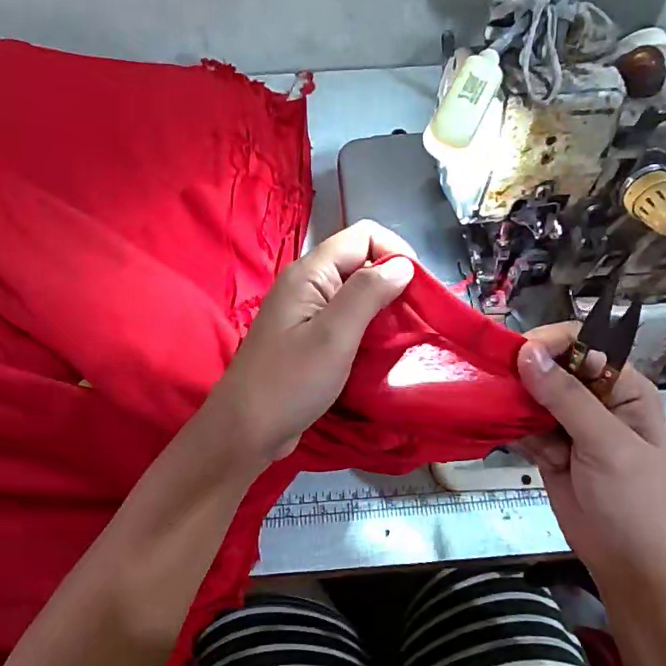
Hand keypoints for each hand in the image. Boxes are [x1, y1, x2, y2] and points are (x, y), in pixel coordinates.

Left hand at [204, 220, 416, 462]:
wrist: (245, 430)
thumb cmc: (289, 383)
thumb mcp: (334, 336)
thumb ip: (367, 293)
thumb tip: (403, 264)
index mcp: (309, 273)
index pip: (363, 235)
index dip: (396, 252)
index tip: (419, 289)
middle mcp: (307, 285)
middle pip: (361, 261)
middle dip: (393, 281)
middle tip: (415, 317)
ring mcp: (306, 313)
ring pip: (355, 293)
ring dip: (383, 308)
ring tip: (402, 335)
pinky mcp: (309, 339)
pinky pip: (346, 320)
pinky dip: (368, 328)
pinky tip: (380, 349)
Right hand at [514, 325, 665, 579]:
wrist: (635, 567)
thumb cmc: (638, 503)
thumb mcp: (607, 445)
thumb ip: (567, 398)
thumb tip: (527, 354)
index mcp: (624, 389)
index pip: (586, 347)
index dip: (552, 344)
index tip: (518, 353)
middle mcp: (596, 401)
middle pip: (553, 369)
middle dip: (524, 369)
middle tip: (489, 373)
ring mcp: (570, 428)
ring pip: (533, 397)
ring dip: (511, 398)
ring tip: (484, 397)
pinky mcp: (549, 452)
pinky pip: (523, 428)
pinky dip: (508, 426)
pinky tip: (490, 422)